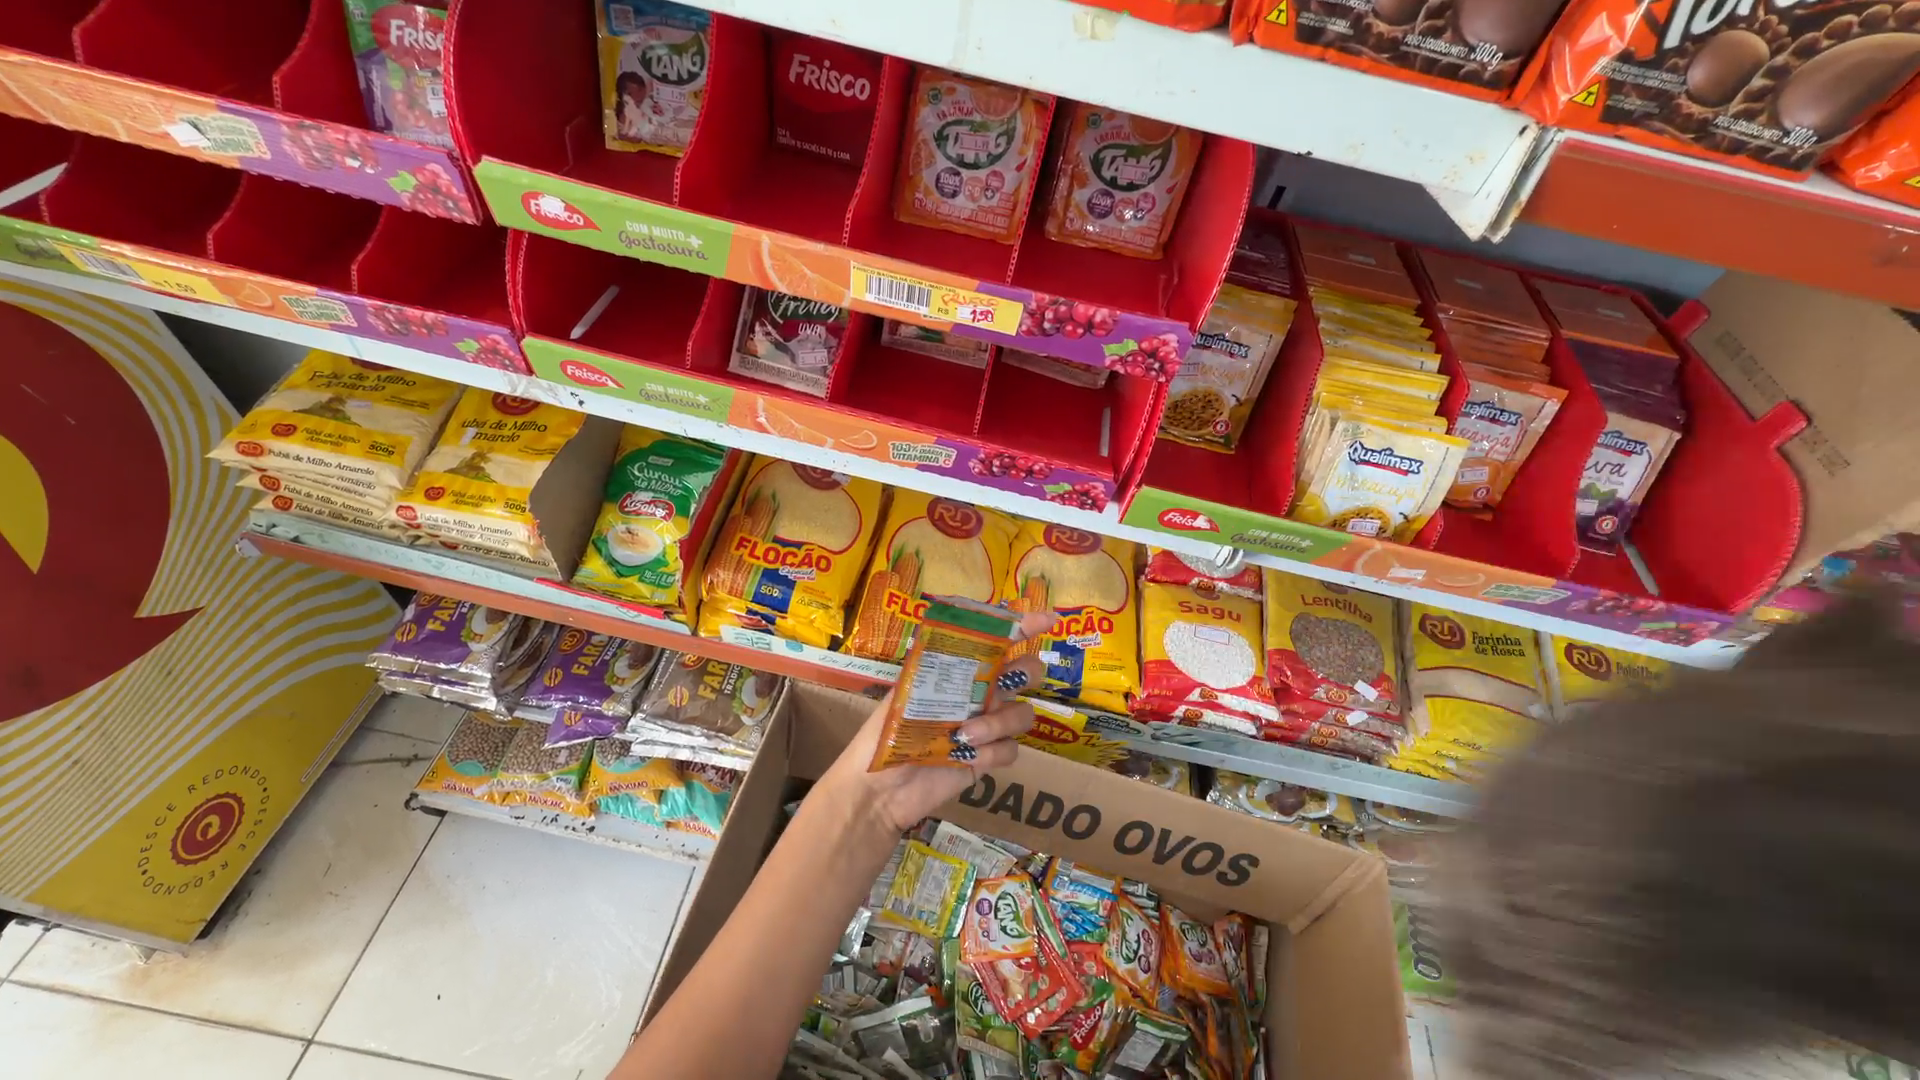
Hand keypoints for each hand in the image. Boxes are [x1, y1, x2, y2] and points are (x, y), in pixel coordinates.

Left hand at [819, 613, 1051, 835]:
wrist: (881, 789)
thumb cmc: (885, 735)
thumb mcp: (906, 693)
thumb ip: (935, 666)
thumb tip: (956, 632)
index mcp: (959, 671)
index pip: (996, 642)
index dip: (1024, 626)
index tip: (1047, 619)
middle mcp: (979, 694)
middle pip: (1025, 673)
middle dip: (1027, 672)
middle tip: (1011, 680)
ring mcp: (987, 727)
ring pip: (1022, 713)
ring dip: (999, 722)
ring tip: (966, 734)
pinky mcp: (989, 759)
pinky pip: (1010, 749)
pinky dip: (992, 752)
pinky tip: (968, 758)